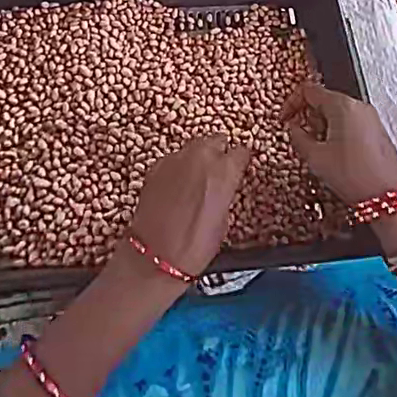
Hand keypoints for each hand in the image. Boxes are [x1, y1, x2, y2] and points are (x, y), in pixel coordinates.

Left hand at [127, 135, 249, 277]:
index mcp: (225, 170)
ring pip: (194, 147)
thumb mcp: (224, 219)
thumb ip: (225, 192)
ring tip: (197, 179)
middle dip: (219, 152)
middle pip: (216, 140)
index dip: (241, 159)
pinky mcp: (156, 166)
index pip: (241, 151)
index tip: (240, 164)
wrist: (155, 255)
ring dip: (198, 158)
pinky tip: (178, 185)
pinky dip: (178, 167)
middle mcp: (201, 156)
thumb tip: (221, 187)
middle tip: (219, 169)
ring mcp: (176, 158)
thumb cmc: (194, 245)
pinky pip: (174, 159)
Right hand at [284, 82, 396, 205]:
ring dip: (323, 128)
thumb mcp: (315, 157)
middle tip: (306, 141)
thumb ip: (298, 137)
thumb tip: (293, 128)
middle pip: (324, 101)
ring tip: (324, 154)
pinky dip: (338, 134)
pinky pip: (350, 124)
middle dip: (310, 119)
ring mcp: (370, 118)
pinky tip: (338, 157)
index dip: (292, 103)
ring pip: (337, 113)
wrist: (388, 198)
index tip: (285, 119)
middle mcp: (359, 106)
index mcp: (342, 105)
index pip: (309, 90)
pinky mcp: (377, 132)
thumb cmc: (356, 176)